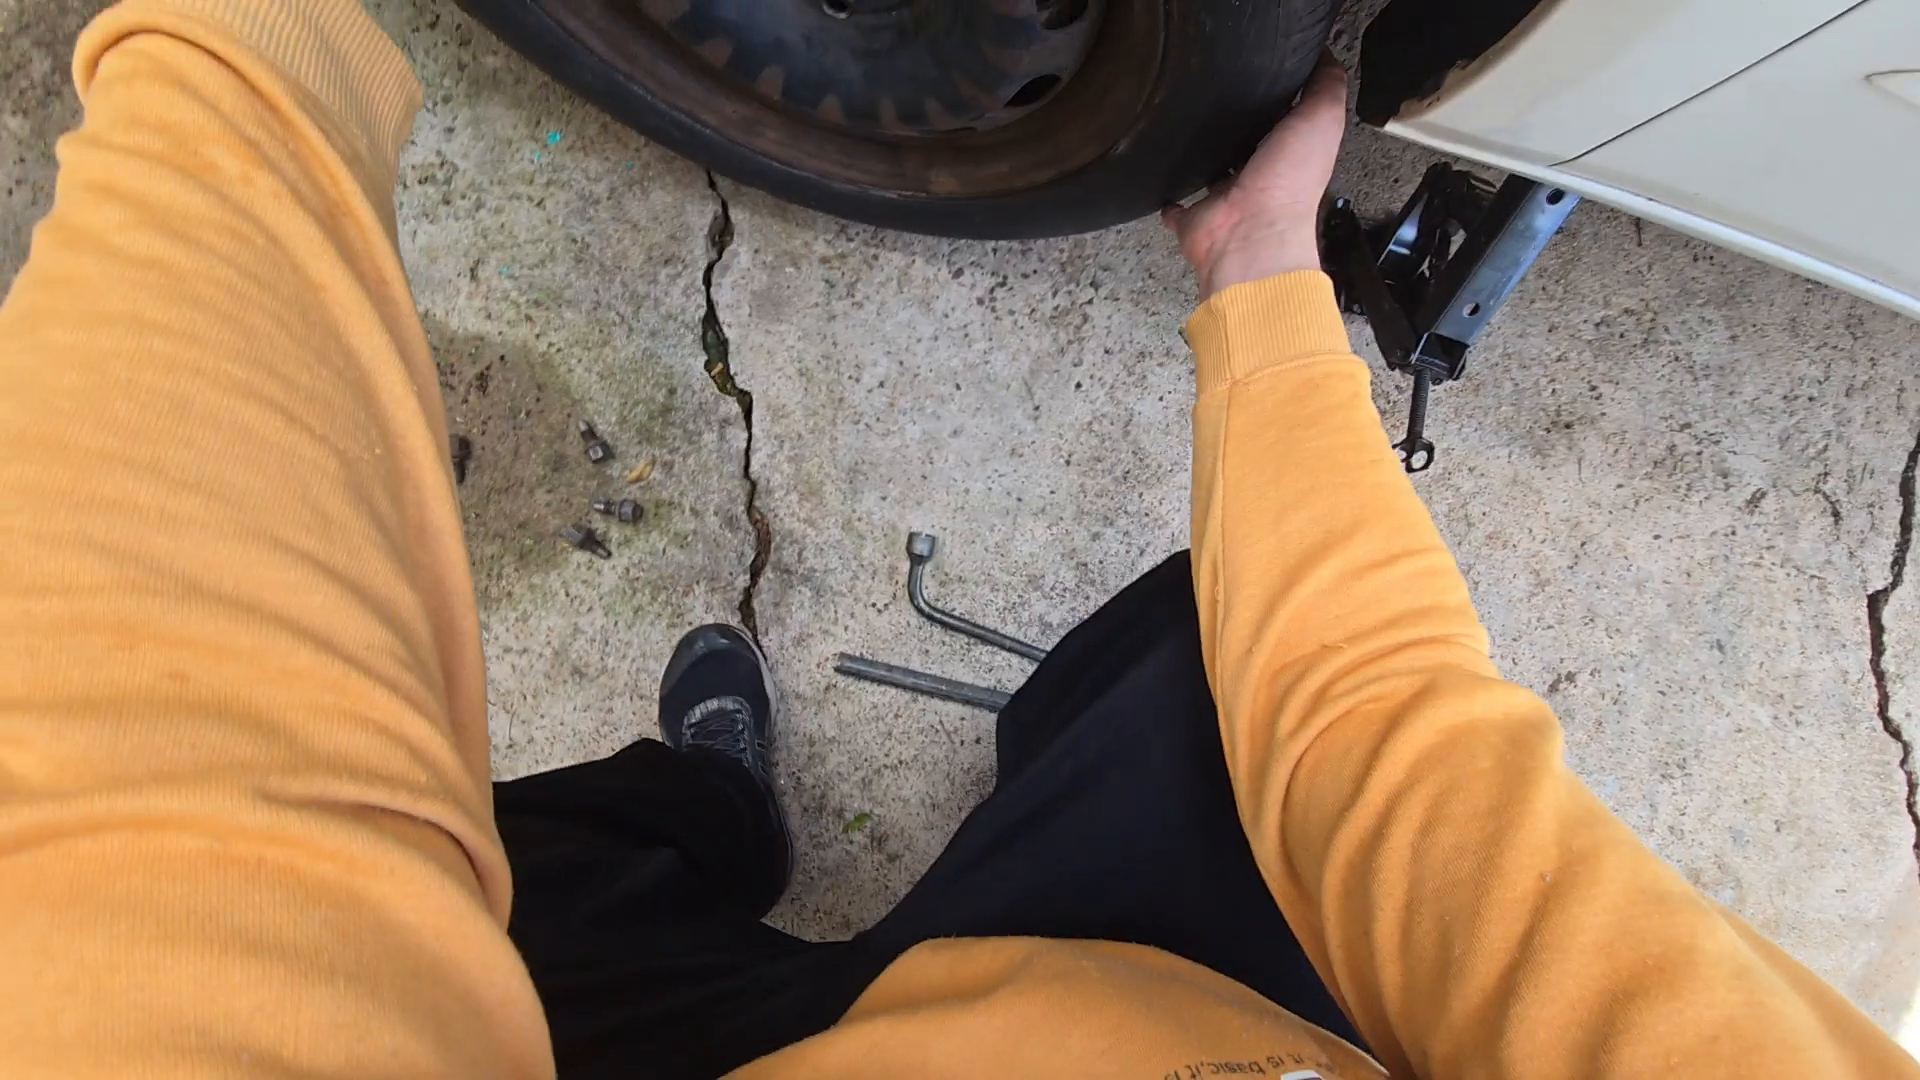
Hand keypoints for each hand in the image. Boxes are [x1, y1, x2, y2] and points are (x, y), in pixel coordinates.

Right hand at [1162, 55, 1348, 300]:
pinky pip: (1178, 209)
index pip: (1283, 123)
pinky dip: (1170, 201)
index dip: (1277, 100)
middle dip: (1237, 129)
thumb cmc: (1288, 182)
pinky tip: (1164, 185)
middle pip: (1245, 148)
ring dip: (1203, 160)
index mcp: (1289, 158)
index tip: (1264, 72)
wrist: (1249, 236)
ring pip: (1211, 174)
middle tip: (1219, 100)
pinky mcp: (1193, 220)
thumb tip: (1324, 56)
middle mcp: (1257, 180)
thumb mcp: (1321, 117)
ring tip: (1187, 131)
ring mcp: (1223, 201)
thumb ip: (1324, 85)